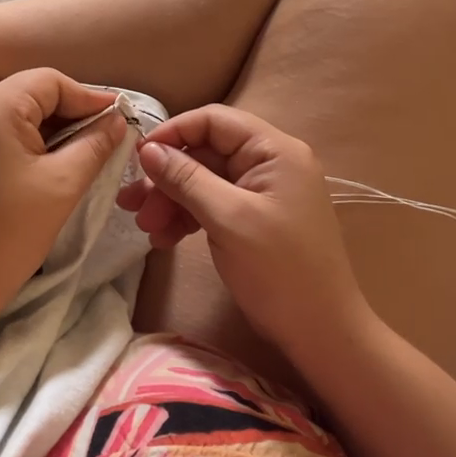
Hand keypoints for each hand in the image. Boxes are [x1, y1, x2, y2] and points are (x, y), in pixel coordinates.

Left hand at [0, 69, 126, 305]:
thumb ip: (95, 144)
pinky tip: (58, 159)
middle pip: (34, 91)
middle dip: (73, 111)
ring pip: (21, 110)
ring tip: (89, 149)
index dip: (89, 97)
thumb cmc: (11, 230)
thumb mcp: (63, 184)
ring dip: (55, 126)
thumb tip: (118, 121)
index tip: (121, 118)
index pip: (51, 81)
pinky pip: (5, 128)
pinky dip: (34, 138)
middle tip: (109, 136)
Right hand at [116, 104, 371, 350]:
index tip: (138, 157)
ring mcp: (262, 191)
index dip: (173, 133)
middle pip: (204, 153)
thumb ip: (185, 178)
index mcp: (273, 151)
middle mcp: (269, 162)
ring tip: (145, 227)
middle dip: (166, 177)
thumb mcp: (228, 220)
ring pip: (203, 180)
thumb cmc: (280, 271)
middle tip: (132, 204)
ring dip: (171, 200)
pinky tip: (164, 239)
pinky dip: (186, 217)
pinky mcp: (254, 218)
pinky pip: (212, 204)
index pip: (213, 120)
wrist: (323, 336)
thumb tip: (146, 149)